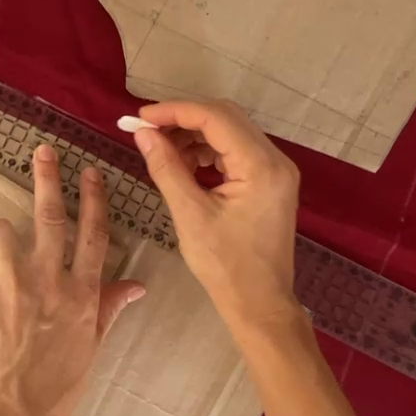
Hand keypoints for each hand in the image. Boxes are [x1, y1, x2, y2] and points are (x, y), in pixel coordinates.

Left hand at [0, 144, 146, 415]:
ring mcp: (12, 283)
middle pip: (50, 217)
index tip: (90, 172)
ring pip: (3, 229)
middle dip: (47, 179)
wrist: (13, 409)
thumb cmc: (59, 381)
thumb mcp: (93, 345)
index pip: (92, 235)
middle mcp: (49, 279)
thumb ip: (110, 307)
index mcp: (81, 292)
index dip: (93, 200)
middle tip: (42, 151)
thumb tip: (137, 284)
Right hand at [130, 100, 303, 332]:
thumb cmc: (225, 264)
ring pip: (229, 131)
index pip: (215, 118)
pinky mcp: (268, 181)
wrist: (259, 303)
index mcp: (261, 166)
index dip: (174, 112)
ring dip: (192, 134)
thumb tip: (142, 133)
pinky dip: (205, 149)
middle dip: (182, 119)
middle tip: (146, 130)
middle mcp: (275, 160)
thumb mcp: (189, 214)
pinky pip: (234, 150)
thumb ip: (166, 168)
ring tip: (160, 149)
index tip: (140, 118)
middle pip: (225, 118)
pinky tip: (183, 163)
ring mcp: (274, 170)